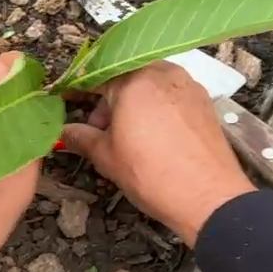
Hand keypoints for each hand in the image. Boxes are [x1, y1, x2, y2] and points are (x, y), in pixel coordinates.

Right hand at [59, 62, 254, 245]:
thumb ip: (81, 137)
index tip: (67, 99)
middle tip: (98, 127)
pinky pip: (169, 93)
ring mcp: (187, 85)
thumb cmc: (151, 174)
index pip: (96, 76)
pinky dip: (154, 104)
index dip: (78, 88)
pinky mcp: (203, 101)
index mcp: (134, 81)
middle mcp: (162, 74)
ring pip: (149, 82)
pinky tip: (150, 132)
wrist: (209, 198)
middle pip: (125, 75)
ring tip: (125, 132)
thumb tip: (64, 131)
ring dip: (131, 99)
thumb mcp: (106, 156)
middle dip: (108, 96)